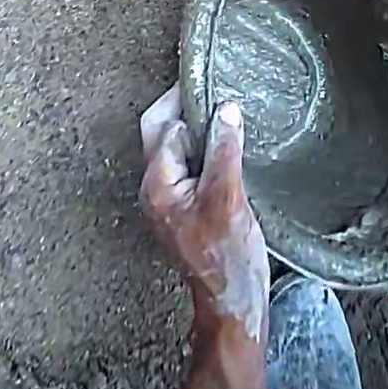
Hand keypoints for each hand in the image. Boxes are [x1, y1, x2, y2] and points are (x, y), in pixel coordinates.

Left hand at [140, 86, 268, 339]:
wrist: (232, 305)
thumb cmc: (227, 257)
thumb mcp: (228, 197)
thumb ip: (224, 150)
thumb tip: (226, 108)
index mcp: (158, 182)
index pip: (166, 126)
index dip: (188, 103)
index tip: (210, 83)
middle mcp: (155, 186)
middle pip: (160, 131)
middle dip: (182, 108)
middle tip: (213, 91)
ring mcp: (168, 196)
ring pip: (173, 145)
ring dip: (194, 127)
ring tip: (223, 112)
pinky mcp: (183, 203)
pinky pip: (186, 162)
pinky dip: (201, 146)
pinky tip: (225, 143)